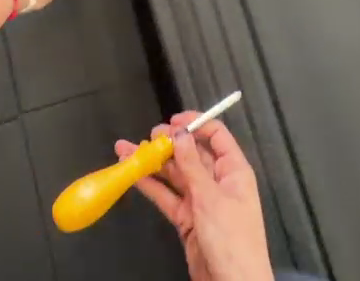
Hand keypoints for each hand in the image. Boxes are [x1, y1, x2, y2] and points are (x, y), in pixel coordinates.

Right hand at [116, 113, 274, 280]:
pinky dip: (149, 184)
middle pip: (191, 153)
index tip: (172, 121)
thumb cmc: (232, 239)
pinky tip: (132, 173)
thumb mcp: (211, 198)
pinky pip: (166, 195)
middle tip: (147, 138)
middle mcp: (217, 182)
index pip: (215, 136)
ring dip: (153, 162)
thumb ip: (191, 164)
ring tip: (126, 150)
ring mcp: (201, 200)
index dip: (195, 124)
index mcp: (233, 171)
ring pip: (174, 174)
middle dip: (168, 143)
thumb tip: (178, 132)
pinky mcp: (187, 219)